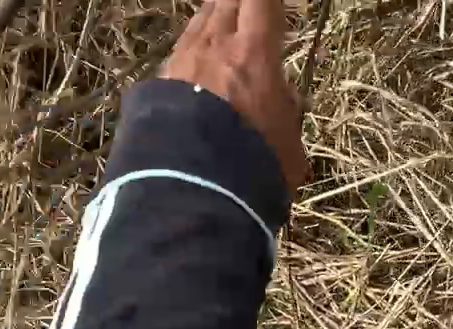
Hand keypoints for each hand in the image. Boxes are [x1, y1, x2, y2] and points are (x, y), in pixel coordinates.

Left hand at [160, 0, 306, 193]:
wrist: (197, 186)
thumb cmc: (255, 168)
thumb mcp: (289, 149)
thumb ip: (287, 115)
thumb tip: (284, 98)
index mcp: (255, 57)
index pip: (262, 3)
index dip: (269, 1)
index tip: (275, 4)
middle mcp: (218, 46)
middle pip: (227, 2)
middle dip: (240, 0)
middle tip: (248, 4)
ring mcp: (185, 60)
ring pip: (201, 21)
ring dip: (215, 17)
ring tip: (222, 18)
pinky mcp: (162, 80)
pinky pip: (182, 49)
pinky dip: (195, 47)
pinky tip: (197, 55)